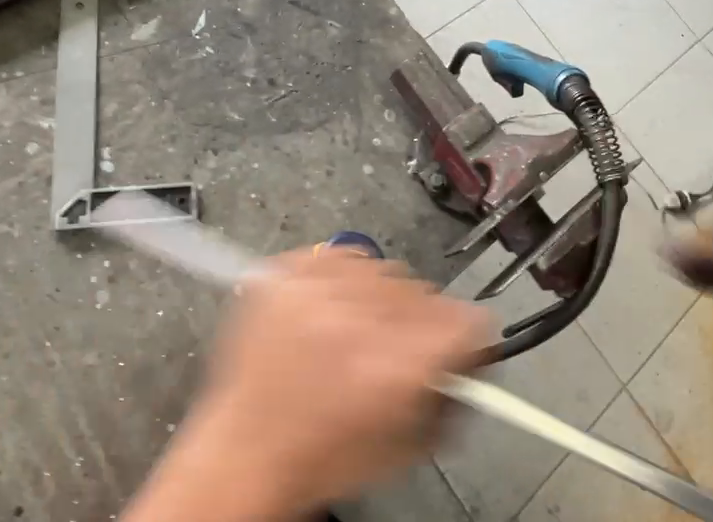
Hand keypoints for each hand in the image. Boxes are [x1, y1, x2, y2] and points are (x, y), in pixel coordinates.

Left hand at [127, 249, 491, 520]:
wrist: (243, 452)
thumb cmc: (314, 457)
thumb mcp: (404, 444)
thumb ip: (447, 398)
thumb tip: (469, 364)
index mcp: (396, 362)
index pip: (465, 317)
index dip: (465, 335)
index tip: (459, 340)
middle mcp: (359, 316)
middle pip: (425, 292)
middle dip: (420, 321)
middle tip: (399, 348)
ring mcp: (318, 289)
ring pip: (384, 270)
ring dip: (380, 300)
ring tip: (357, 333)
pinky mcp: (287, 273)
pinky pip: (339, 255)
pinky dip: (343, 279)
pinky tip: (333, 311)